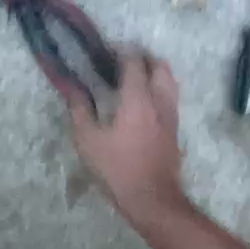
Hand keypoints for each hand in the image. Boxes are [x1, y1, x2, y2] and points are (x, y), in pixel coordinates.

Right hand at [71, 51, 190, 221]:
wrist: (153, 199)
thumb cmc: (117, 168)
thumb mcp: (88, 140)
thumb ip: (80, 109)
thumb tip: (73, 87)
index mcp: (137, 99)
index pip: (134, 62)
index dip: (122, 51)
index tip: (108, 49)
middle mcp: (159, 101)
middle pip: (159, 66)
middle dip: (143, 57)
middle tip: (123, 60)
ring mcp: (171, 115)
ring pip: (169, 80)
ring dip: (155, 71)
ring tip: (136, 77)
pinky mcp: (175, 129)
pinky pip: (171, 97)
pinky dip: (160, 88)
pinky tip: (145, 101)